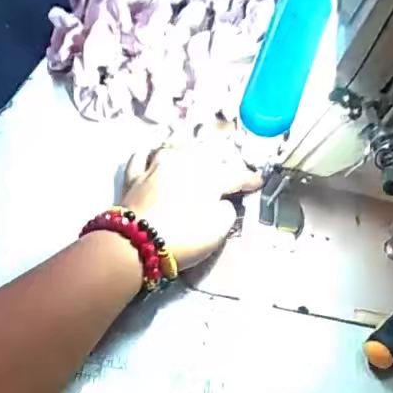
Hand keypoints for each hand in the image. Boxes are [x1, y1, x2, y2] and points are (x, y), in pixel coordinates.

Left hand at [120, 142, 261, 269]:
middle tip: (223, 171)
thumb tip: (222, 202)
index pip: (235, 176)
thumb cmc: (183, 238)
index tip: (258, 182)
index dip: (249, 180)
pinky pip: (142, 156)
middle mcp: (184, 162)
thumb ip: (227, 211)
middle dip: (216, 162)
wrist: (137, 243)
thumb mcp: (218, 231)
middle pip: (205, 155)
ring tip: (189, 157)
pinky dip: (150, 156)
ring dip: (184, 151)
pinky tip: (153, 158)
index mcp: (210, 176)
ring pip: (173, 148)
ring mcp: (156, 165)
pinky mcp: (133, 175)